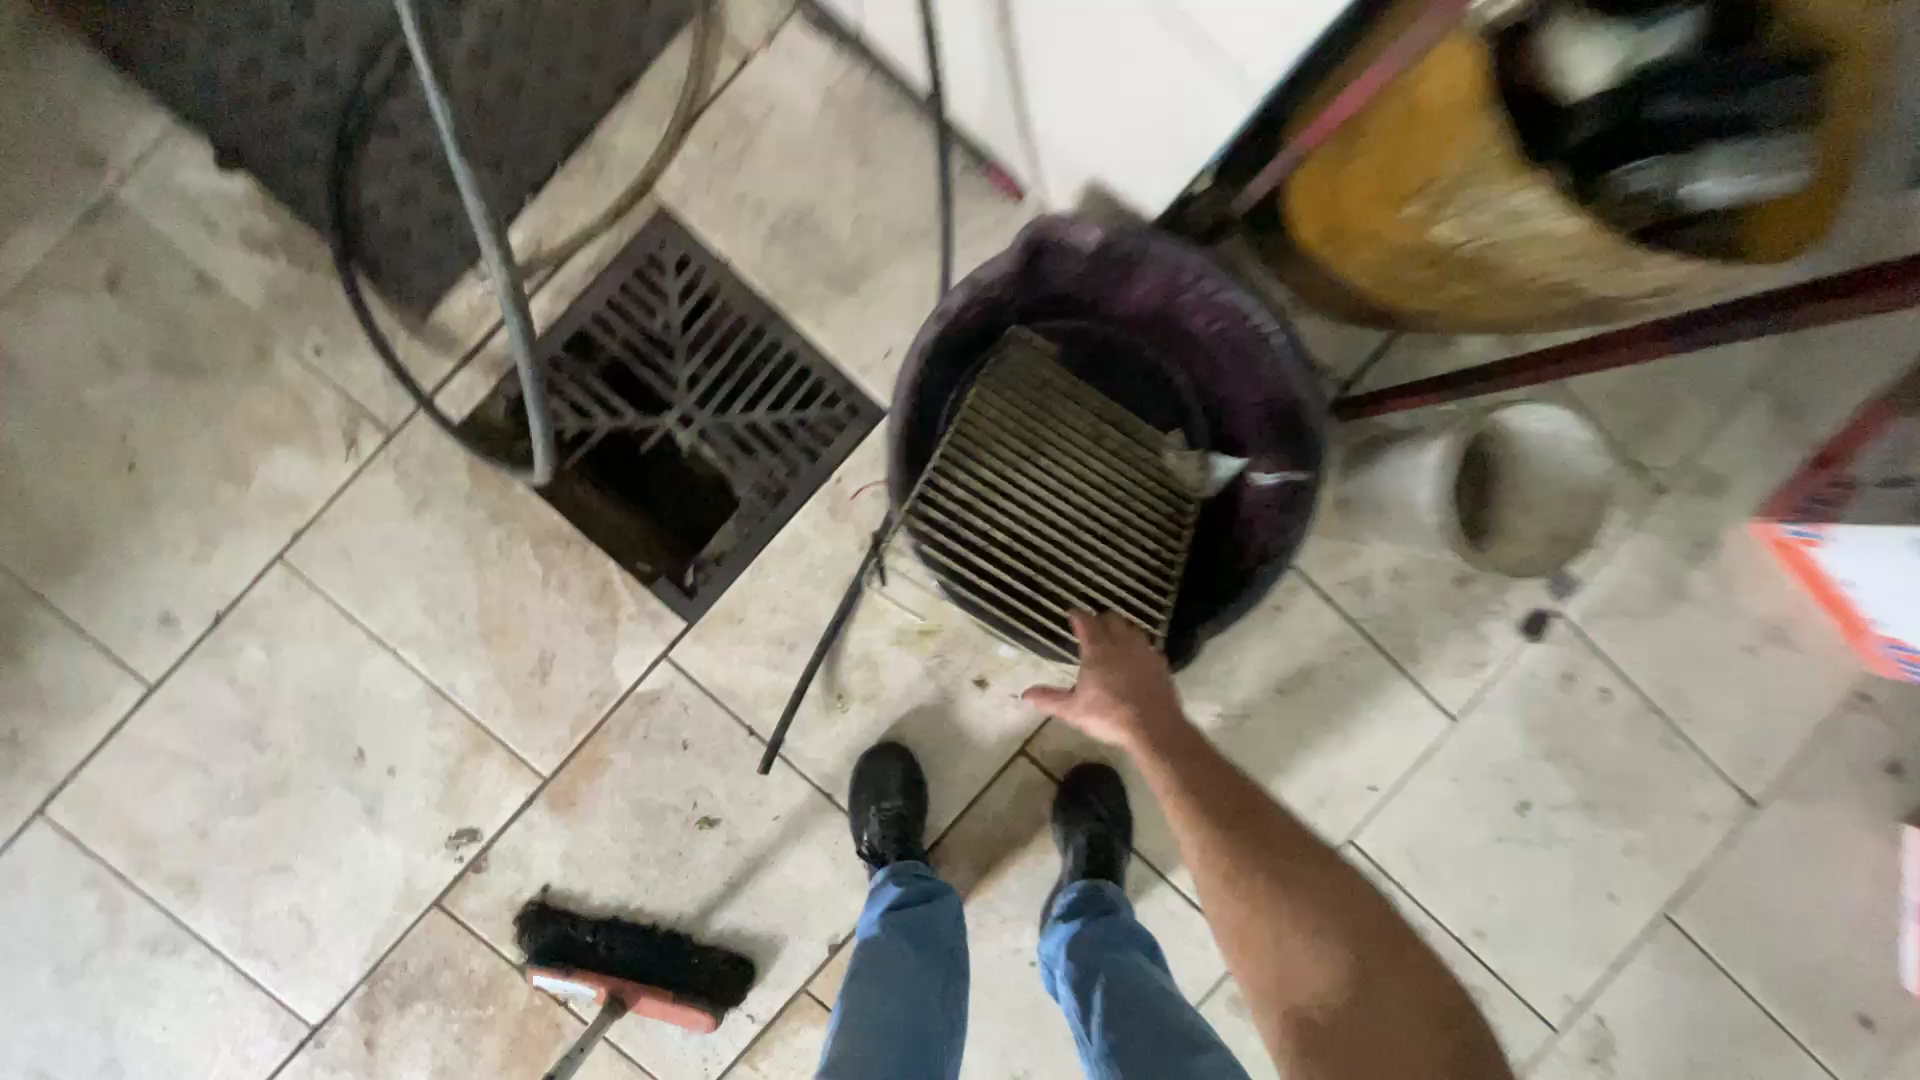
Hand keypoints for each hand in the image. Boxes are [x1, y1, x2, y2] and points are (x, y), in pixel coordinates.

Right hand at [1022, 611, 1187, 751]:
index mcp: (1097, 650)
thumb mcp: (1073, 710)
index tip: (1071, 613)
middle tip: (1092, 624)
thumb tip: (1025, 695)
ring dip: (1122, 629)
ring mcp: (1144, 652)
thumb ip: (1049, 699)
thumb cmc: (1109, 715)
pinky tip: (1138, 657)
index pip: (1086, 622)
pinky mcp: (1160, 664)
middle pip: (1112, 620)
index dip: (1077, 616)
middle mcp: (1121, 644)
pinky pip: (1148, 646)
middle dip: (1100, 618)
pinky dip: (1139, 646)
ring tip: (1115, 636)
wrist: (1154, 727)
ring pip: (1132, 629)